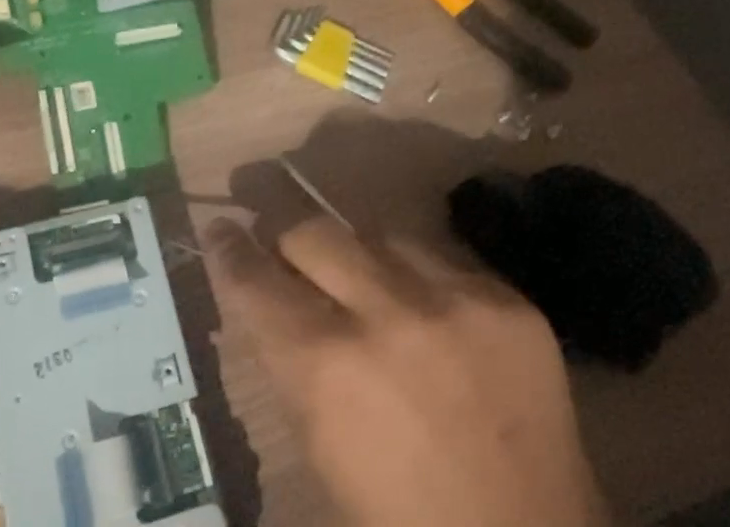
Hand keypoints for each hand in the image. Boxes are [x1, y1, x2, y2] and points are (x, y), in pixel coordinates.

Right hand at [203, 213, 608, 526]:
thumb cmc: (399, 508)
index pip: (254, 278)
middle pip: (311, 231)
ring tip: (366, 284)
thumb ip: (289, 360)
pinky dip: (419, 277)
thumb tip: (268, 298)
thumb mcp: (318, 443)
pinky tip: (427, 311)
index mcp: (324, 367)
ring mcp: (454, 300)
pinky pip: (441, 258)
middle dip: (287, 239)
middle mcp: (385, 315)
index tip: (222, 230)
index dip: (230, 249)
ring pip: (377, 233)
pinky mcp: (508, 299)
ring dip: (358, 256)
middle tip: (286, 251)